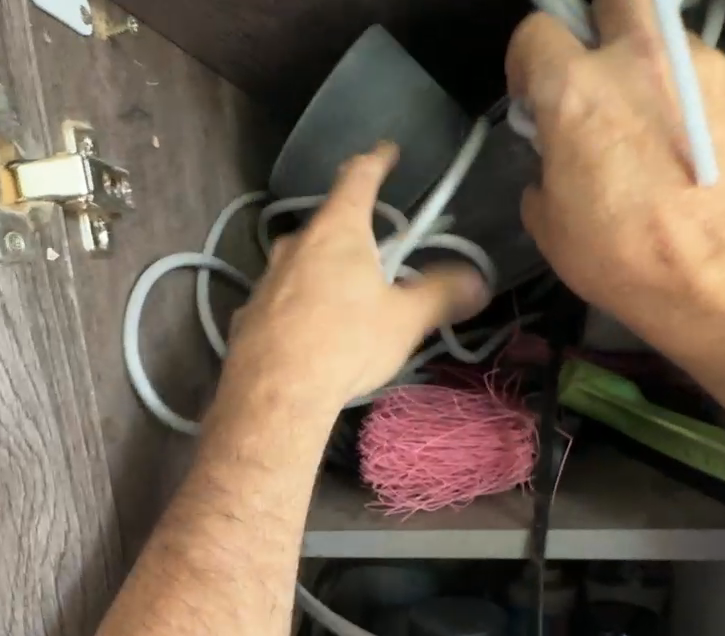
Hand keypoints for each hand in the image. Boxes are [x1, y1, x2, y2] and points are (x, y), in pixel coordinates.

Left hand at [220, 144, 488, 415]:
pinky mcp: (246, 317)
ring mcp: (264, 281)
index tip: (385, 152)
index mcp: (337, 231)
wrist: (274, 394)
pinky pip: (278, 302)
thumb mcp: (404, 321)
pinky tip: (303, 333)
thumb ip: (442, 296)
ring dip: (318, 272)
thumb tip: (478, 283)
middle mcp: (294, 246)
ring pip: (297, 264)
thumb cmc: (345, 344)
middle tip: (370, 249)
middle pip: (324, 225)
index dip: (376, 161)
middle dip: (348, 231)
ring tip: (338, 296)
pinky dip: (294, 308)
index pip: (358, 178)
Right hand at [507, 0, 724, 359]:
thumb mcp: (551, 228)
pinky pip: (711, 79)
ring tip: (663, 138)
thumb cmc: (621, 257)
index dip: (528, 64)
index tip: (532, 95)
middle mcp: (639, 57)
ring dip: (655, 78)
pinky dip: (699, 106)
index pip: (536, 33)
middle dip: (600, 21)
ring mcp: (704, 61)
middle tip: (597, 70)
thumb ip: (545, 174)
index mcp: (576, 91)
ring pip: (667, 46)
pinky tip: (703, 153)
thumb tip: (555, 163)